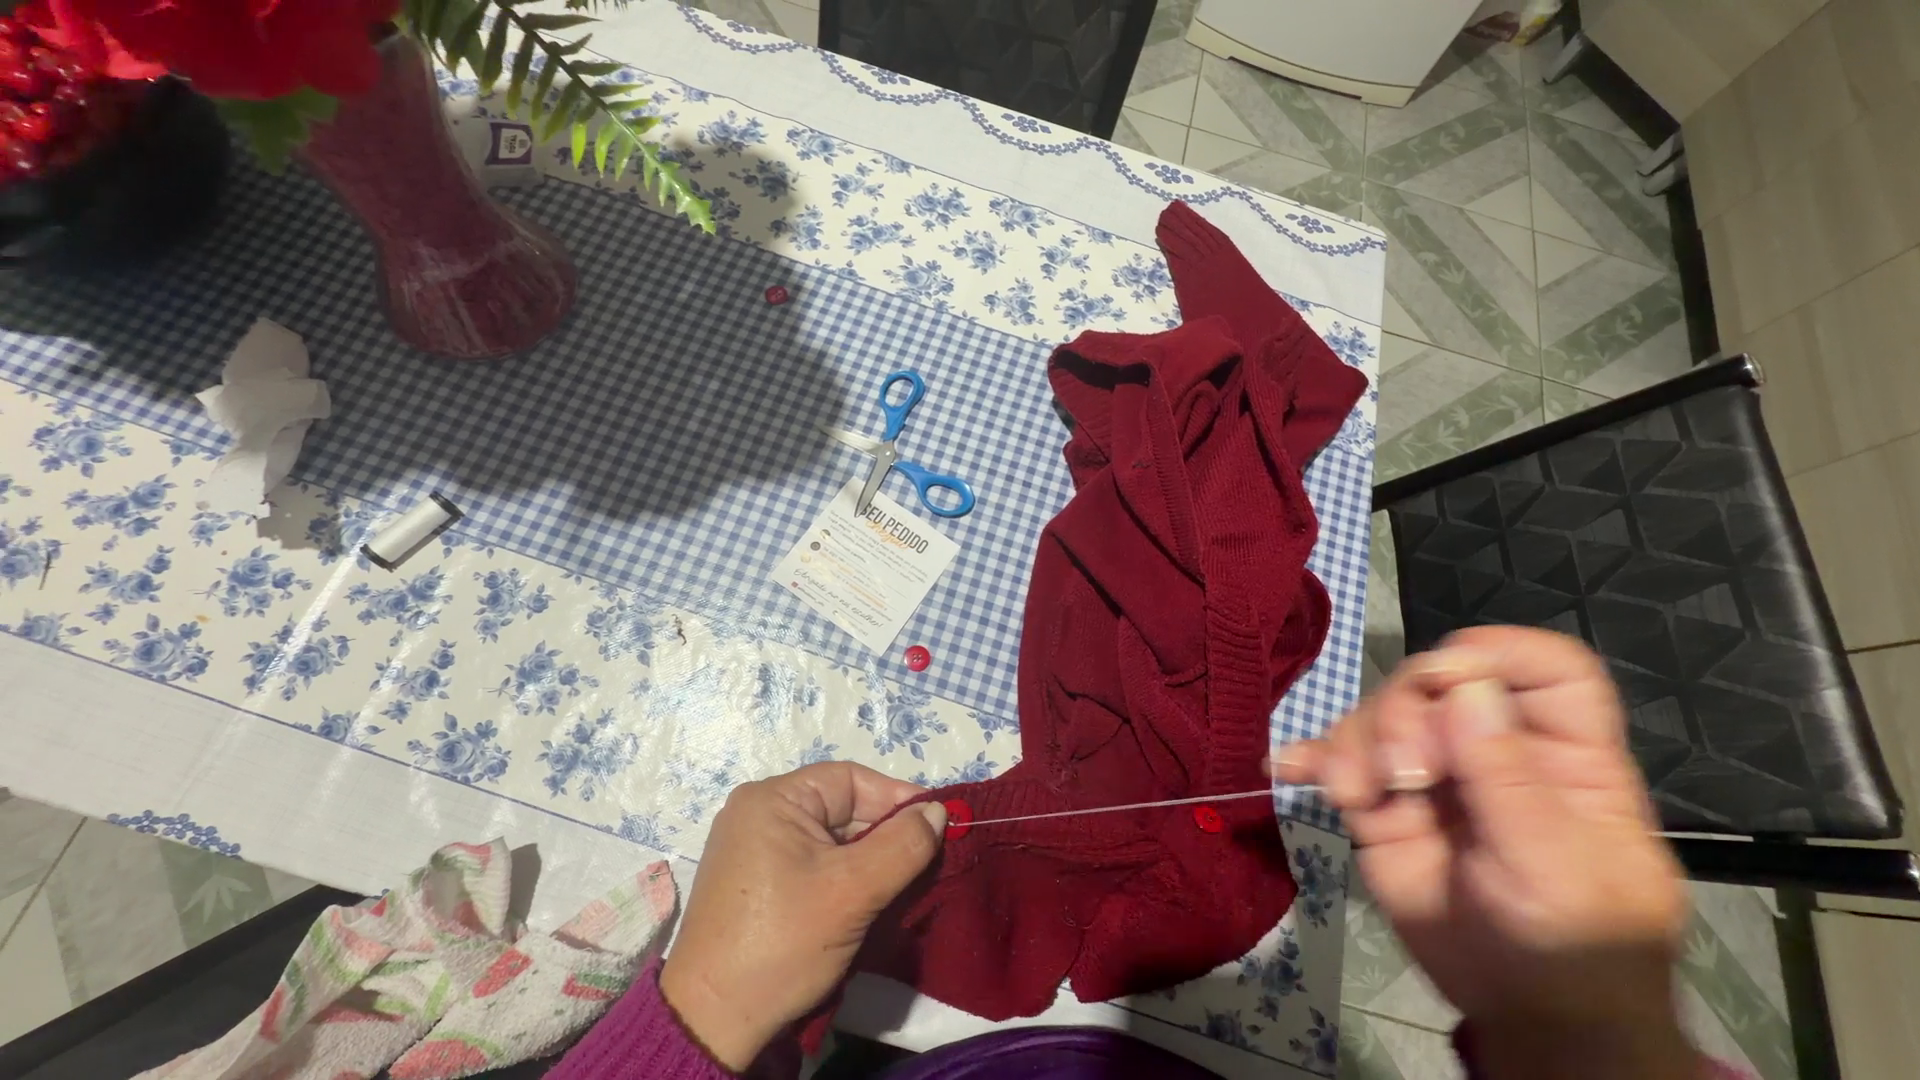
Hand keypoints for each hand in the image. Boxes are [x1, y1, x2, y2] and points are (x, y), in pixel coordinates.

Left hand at [658, 762, 946, 1069]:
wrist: (713, 1022)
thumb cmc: (782, 943)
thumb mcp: (852, 891)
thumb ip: (903, 845)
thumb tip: (938, 811)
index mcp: (773, 799)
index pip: (852, 780)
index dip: (899, 799)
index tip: (940, 826)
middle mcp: (759, 812)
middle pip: (842, 808)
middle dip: (886, 833)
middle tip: (926, 862)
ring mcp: (754, 847)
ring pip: (831, 838)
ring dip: (869, 858)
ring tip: (903, 883)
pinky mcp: (757, 880)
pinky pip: (814, 862)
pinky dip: (845, 875)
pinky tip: (869, 899)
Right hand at [1273, 627, 1697, 1079]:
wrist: (1523, 1016)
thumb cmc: (1572, 949)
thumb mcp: (1553, 870)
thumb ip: (1507, 779)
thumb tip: (1464, 687)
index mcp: (1563, 756)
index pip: (1547, 671)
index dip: (1501, 654)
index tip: (1448, 676)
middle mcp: (1493, 748)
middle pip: (1439, 682)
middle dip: (1405, 711)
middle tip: (1397, 772)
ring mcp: (1432, 774)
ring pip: (1381, 714)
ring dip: (1354, 740)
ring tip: (1354, 796)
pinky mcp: (1382, 803)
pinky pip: (1339, 761)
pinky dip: (1311, 757)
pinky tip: (1288, 768)